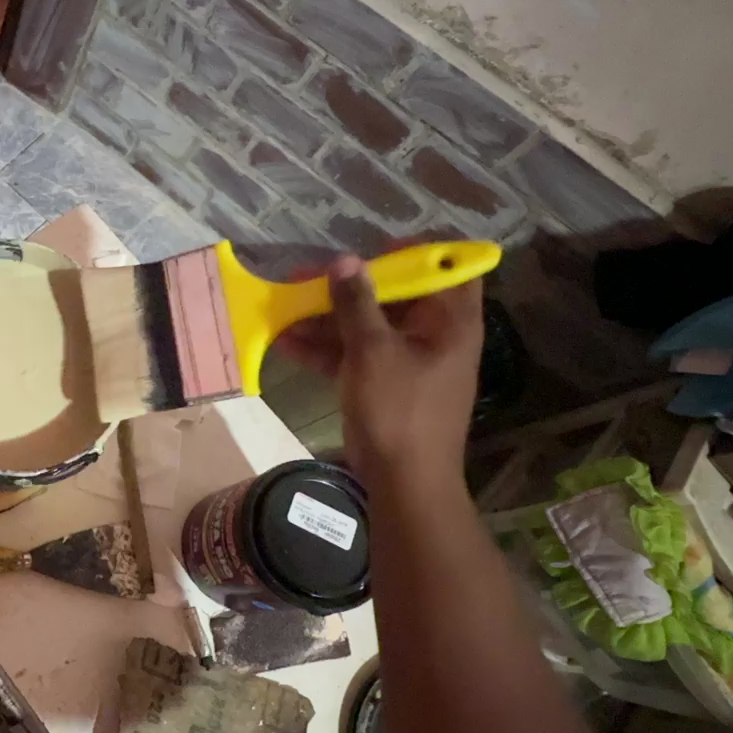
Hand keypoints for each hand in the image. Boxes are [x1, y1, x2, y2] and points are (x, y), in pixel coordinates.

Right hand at [274, 255, 483, 488]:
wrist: (403, 480)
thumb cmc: (399, 410)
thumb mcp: (373, 351)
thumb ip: (356, 303)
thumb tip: (343, 260)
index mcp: (450, 321)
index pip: (448, 269)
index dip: (415, 254)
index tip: (374, 252)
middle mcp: (432, 335)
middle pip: (393, 296)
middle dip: (347, 288)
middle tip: (305, 279)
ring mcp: (404, 361)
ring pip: (364, 326)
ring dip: (324, 319)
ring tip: (283, 310)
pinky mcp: (379, 384)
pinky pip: (351, 355)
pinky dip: (322, 349)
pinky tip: (285, 342)